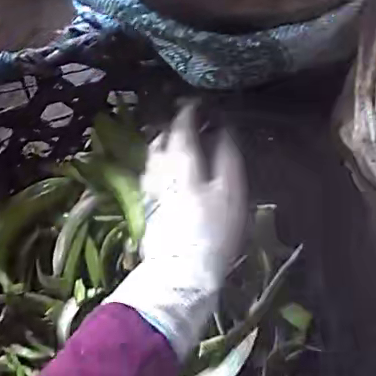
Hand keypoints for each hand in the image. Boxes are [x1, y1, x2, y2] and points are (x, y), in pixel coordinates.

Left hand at [113, 103, 245, 356]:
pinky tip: (166, 174)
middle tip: (185, 125)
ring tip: (174, 146)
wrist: (181, 270)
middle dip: (172, 129)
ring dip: (162, 147)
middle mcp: (160, 170)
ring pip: (152, 159)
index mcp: (182, 161)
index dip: (187, 113)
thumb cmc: (213, 230)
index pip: (180, 127)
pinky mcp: (145, 208)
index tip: (194, 104)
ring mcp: (149, 189)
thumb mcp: (230, 192)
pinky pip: (150, 177)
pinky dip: (158, 167)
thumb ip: (226, 158)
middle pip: (160, 141)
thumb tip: (223, 132)